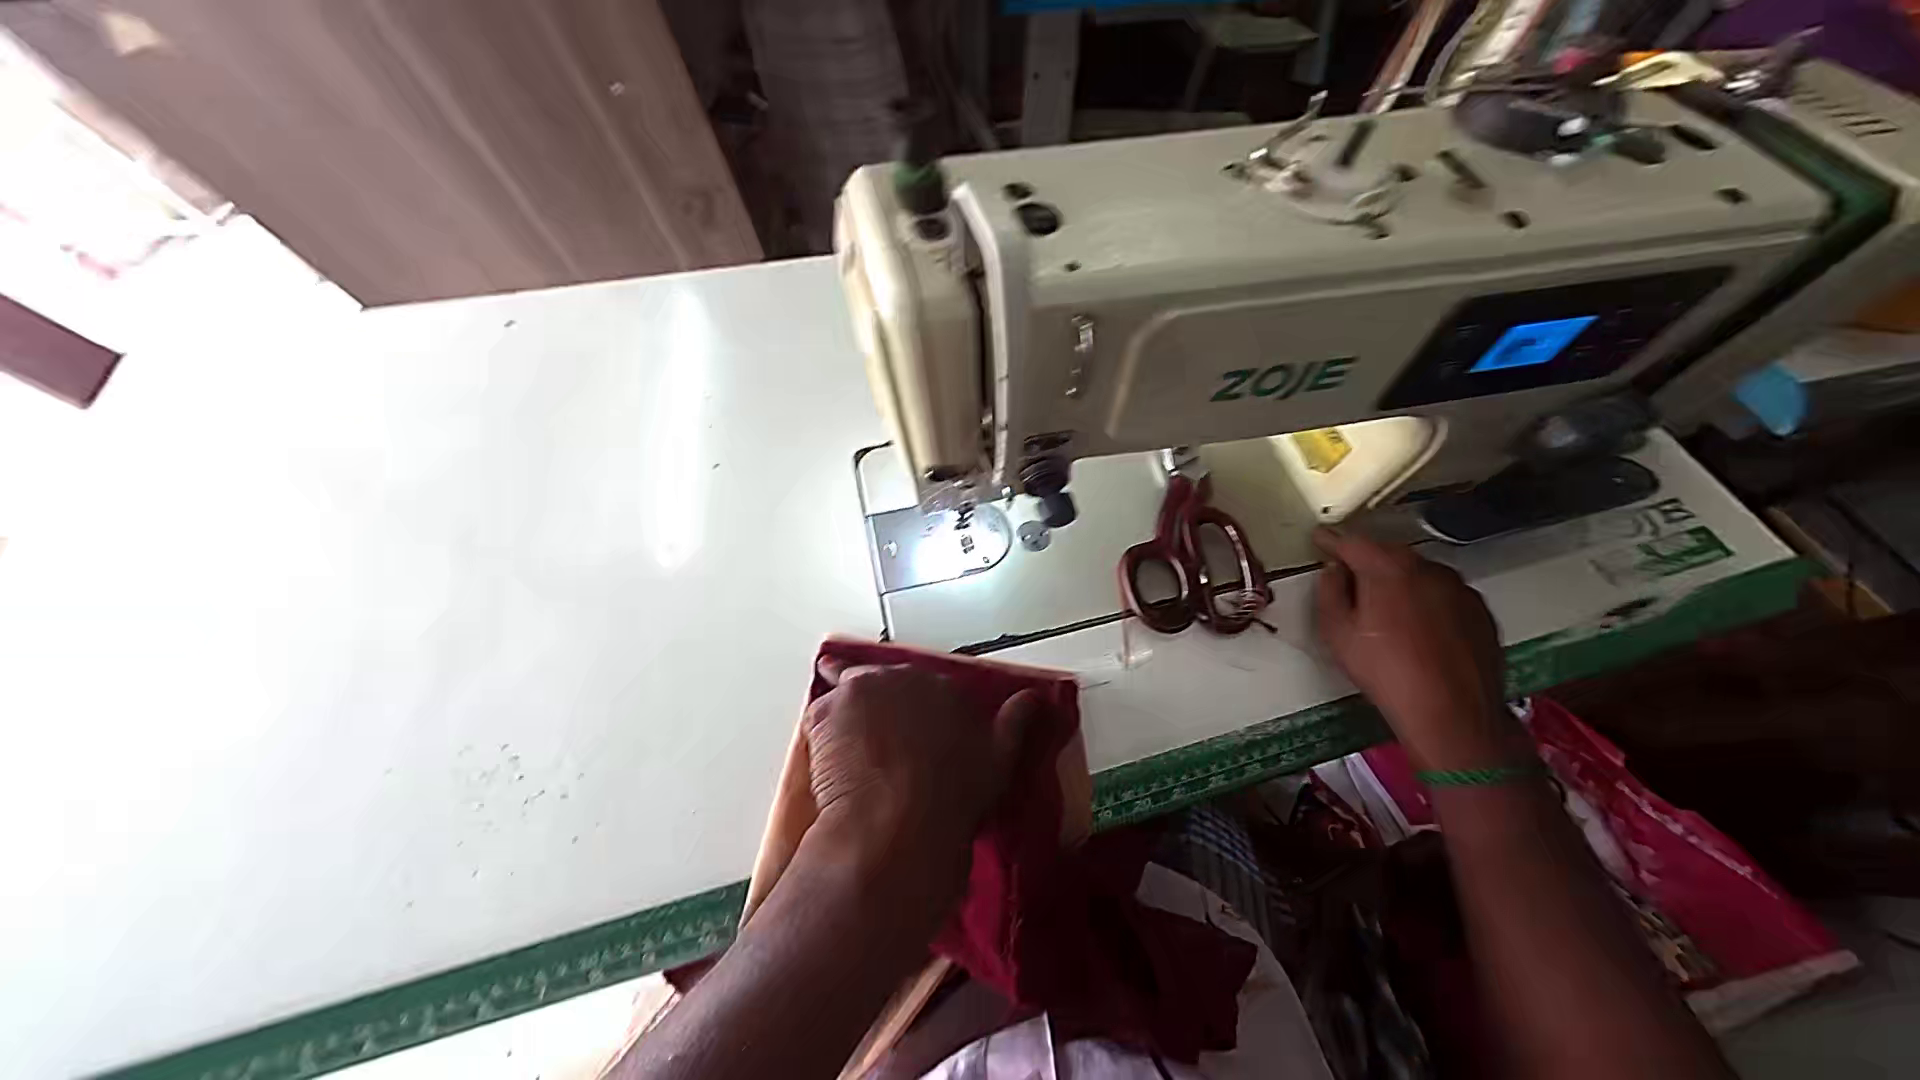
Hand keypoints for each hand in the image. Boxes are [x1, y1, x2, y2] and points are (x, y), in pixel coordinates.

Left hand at [804, 659, 1041, 874]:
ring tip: (851, 757)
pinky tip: (831, 766)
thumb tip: (1032, 697)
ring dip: (850, 719)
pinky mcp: (824, 710)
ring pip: (850, 697)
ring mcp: (860, 690)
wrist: (898, 825)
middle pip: (885, 685)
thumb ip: (1016, 722)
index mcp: (943, 685)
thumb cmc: (952, 796)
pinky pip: (820, 718)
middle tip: (880, 752)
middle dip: (882, 711)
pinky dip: (823, 737)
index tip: (914, 740)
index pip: (926, 689)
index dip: (918, 715)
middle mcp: (902, 677)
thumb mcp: (999, 760)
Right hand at [1312, 527, 1530, 772]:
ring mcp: (1459, 588)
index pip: (1351, 541)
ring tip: (1383, 604)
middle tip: (1347, 574)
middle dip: (1366, 559)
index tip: (1319, 538)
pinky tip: (1416, 625)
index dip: (1330, 539)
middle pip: (1388, 552)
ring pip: (1418, 572)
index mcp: (1387, 568)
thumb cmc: (1385, 670)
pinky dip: (1424, 598)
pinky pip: (1442, 593)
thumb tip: (1334, 571)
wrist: (1453, 712)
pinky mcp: (1480, 610)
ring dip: (1397, 579)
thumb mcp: (1337, 632)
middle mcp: (1427, 568)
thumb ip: (1329, 592)